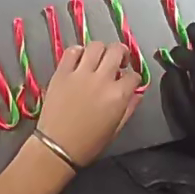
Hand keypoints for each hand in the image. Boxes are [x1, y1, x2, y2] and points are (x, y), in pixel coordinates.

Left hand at [34, 42, 143, 165]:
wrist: (57, 147)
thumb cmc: (88, 144)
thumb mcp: (116, 129)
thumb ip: (129, 108)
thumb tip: (137, 94)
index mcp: (118, 95)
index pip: (133, 75)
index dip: (133, 78)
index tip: (129, 82)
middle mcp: (101, 79)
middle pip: (117, 51)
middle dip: (122, 54)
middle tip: (118, 62)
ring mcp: (80, 74)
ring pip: (96, 46)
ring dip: (102, 50)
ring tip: (99, 59)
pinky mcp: (61, 73)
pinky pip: (72, 51)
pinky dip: (79, 51)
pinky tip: (80, 59)